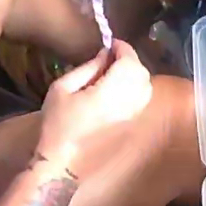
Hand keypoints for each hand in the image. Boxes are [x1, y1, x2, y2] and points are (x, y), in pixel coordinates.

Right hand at [36, 41, 152, 173]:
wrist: (65, 161)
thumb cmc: (58, 123)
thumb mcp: (63, 88)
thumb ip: (88, 68)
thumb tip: (105, 54)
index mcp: (111, 92)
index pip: (129, 61)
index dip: (123, 48)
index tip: (111, 43)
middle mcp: (129, 103)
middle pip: (142, 72)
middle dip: (130, 59)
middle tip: (111, 56)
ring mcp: (134, 115)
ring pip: (146, 85)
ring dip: (135, 73)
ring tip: (114, 71)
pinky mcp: (134, 124)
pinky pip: (143, 99)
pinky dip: (137, 87)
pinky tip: (119, 88)